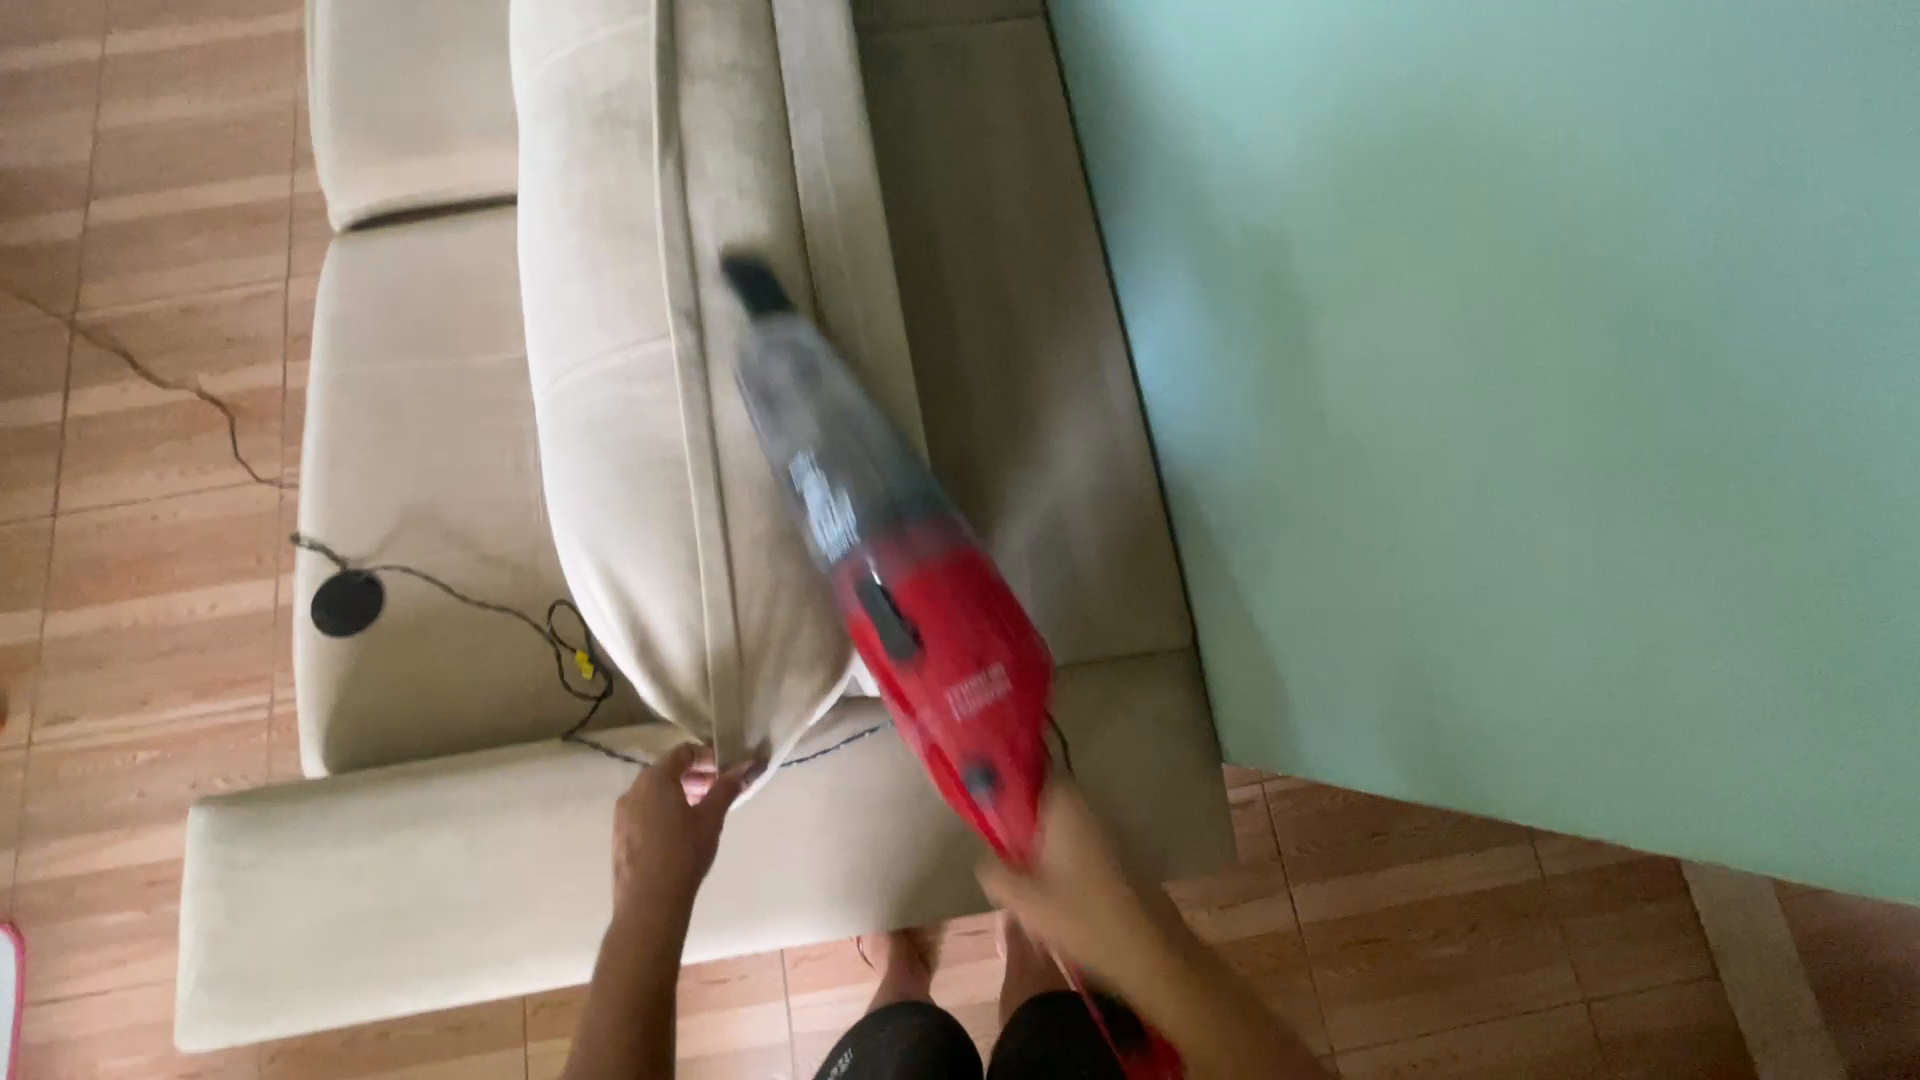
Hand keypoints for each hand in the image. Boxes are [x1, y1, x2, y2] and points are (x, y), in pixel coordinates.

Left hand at [612, 744, 755, 917]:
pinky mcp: (619, 836)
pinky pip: (644, 811)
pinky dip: (664, 810)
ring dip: (680, 792)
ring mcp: (622, 815)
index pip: (683, 752)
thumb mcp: (712, 817)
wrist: (648, 904)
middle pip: (667, 770)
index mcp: (655, 779)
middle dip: (695, 775)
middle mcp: (633, 791)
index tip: (727, 770)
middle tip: (719, 789)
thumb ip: (728, 787)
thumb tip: (748, 764)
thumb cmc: (684, 853)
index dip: (707, 756)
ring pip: (654, 792)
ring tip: (703, 810)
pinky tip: (681, 831)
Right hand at [977, 783, 1184, 987]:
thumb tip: (985, 862)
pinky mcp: (1128, 857)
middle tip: (1013, 861)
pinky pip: (1089, 849)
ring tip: (1037, 886)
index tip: (998, 820)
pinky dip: (1073, 865)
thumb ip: (996, 874)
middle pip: (1051, 806)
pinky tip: (1067, 899)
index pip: (1034, 777)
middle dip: (1030, 829)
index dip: (1014, 795)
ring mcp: (1114, 832)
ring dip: (1051, 850)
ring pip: (1070, 830)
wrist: (1150, 951)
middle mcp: (1092, 810)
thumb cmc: (1083, 917)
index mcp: (1065, 807)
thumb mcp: (1025, 901)